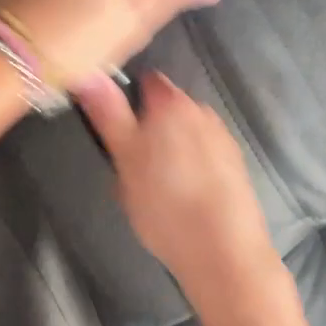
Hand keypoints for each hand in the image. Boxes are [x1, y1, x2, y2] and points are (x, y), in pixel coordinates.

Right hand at [78, 71, 284, 299]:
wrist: (224, 252)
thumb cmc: (165, 204)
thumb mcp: (125, 160)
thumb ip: (108, 114)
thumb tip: (89, 74)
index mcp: (172, 103)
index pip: (146, 82)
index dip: (127, 98)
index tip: (114, 126)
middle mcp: (202, 111)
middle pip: (167, 109)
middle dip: (149, 129)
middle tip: (130, 166)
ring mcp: (223, 138)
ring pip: (186, 134)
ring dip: (172, 149)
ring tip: (157, 189)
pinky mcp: (236, 166)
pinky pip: (205, 155)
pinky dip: (192, 168)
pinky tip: (184, 198)